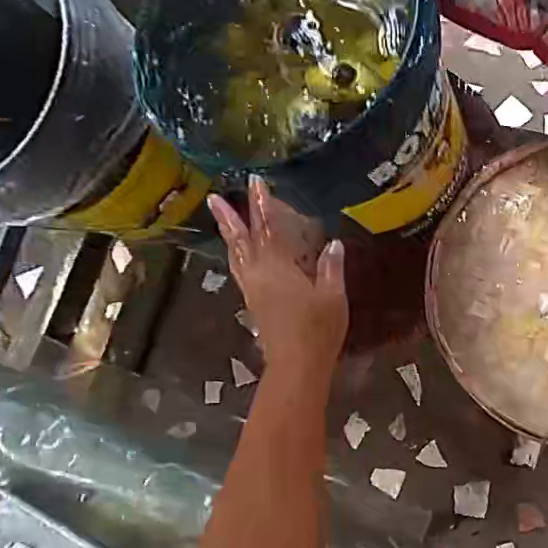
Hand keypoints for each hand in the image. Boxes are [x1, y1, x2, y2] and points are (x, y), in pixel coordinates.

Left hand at [208, 176, 348, 375]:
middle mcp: (259, 275)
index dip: (262, 205)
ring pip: (236, 257)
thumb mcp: (333, 297)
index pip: (268, 229)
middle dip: (230, 218)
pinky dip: (236, 256)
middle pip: (241, 241)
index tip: (255, 182)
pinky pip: (240, 271)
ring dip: (229, 236)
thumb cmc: (318, 329)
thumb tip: (333, 244)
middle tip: (214, 197)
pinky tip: (239, 256)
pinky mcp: (253, 304)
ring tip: (221, 220)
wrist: (297, 364)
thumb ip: (331, 268)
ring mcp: (253, 290)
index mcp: (279, 268)